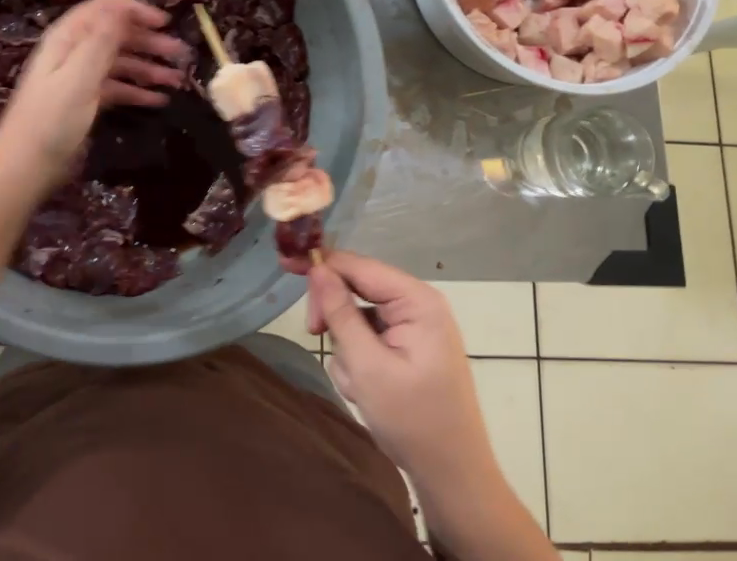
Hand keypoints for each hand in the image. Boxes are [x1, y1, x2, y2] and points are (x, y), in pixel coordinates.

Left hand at [0, 0, 189, 188]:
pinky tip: (159, 101)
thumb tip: (120, 6)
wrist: (25, 167)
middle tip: (181, 54)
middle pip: (116, 35)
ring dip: (149, 68)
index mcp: (68, 39)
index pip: (104, 9)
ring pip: (120, 63)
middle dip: (149, 41)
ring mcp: (80, 78)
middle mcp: (74, 52)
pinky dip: (138, 91)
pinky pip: (117, 88)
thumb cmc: (51, 120)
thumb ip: (100, 41)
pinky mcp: (85, 101)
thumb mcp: (78, 77)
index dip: (135, 10)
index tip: (165, 22)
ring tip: (178, 80)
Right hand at [308, 250, 491, 479]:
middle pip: (357, 287)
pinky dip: (358, 360)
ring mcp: (414, 328)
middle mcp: (418, 306)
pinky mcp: (408, 349)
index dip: (321, 263)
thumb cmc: (413, 420)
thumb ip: (340, 313)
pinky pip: (369, 338)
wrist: (452, 474)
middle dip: (335, 314)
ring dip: (347, 347)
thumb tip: (317, 269)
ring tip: (357, 384)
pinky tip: (366, 390)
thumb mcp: (367, 366)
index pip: (359, 265)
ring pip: (358, 317)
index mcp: (417, 301)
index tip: (284, 264)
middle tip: (314, 333)